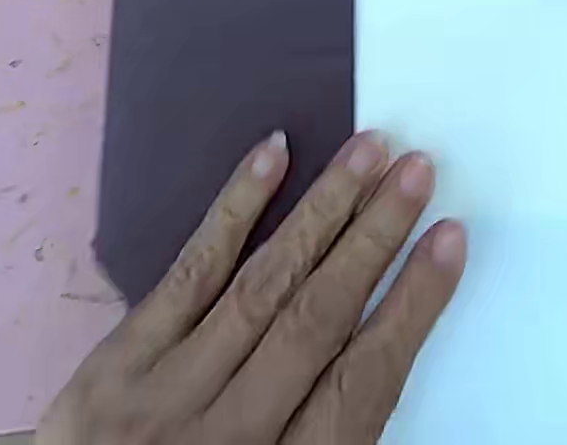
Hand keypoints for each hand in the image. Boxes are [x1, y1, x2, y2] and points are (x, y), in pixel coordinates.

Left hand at [39, 131, 466, 444]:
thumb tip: (389, 340)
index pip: (364, 382)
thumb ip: (333, 434)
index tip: (449, 236)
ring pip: (264, 280)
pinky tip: (275, 154)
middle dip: (375, 233)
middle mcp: (228, 436)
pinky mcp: (116, 362)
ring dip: (324, 206)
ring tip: (368, 149)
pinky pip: (190, 270)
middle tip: (416, 168)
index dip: (413, 303)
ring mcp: (163, 395)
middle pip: (317, 316)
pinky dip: (237, 207)